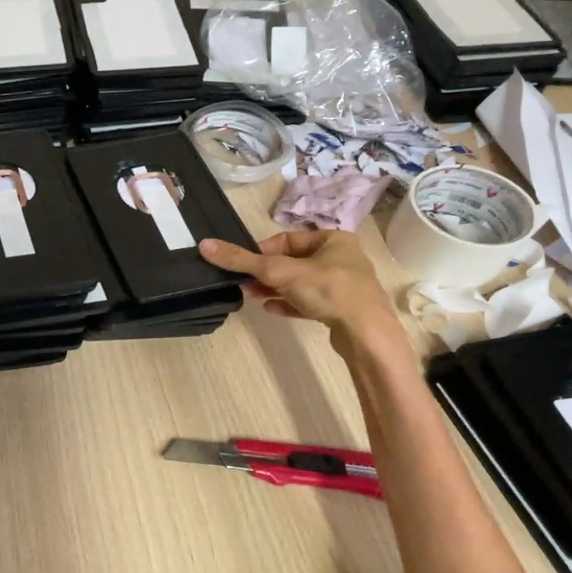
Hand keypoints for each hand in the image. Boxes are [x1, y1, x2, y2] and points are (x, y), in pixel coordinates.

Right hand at [199, 231, 401, 345]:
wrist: (366, 334)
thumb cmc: (327, 290)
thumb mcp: (280, 271)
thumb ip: (242, 260)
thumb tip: (205, 245)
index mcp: (333, 239)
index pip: (287, 239)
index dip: (263, 251)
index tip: (246, 266)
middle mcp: (341, 258)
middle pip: (292, 261)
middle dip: (266, 273)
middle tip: (244, 283)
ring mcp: (343, 285)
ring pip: (299, 283)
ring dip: (274, 289)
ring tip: (251, 296)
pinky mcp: (341, 309)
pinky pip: (309, 302)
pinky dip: (289, 304)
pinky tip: (270, 310)